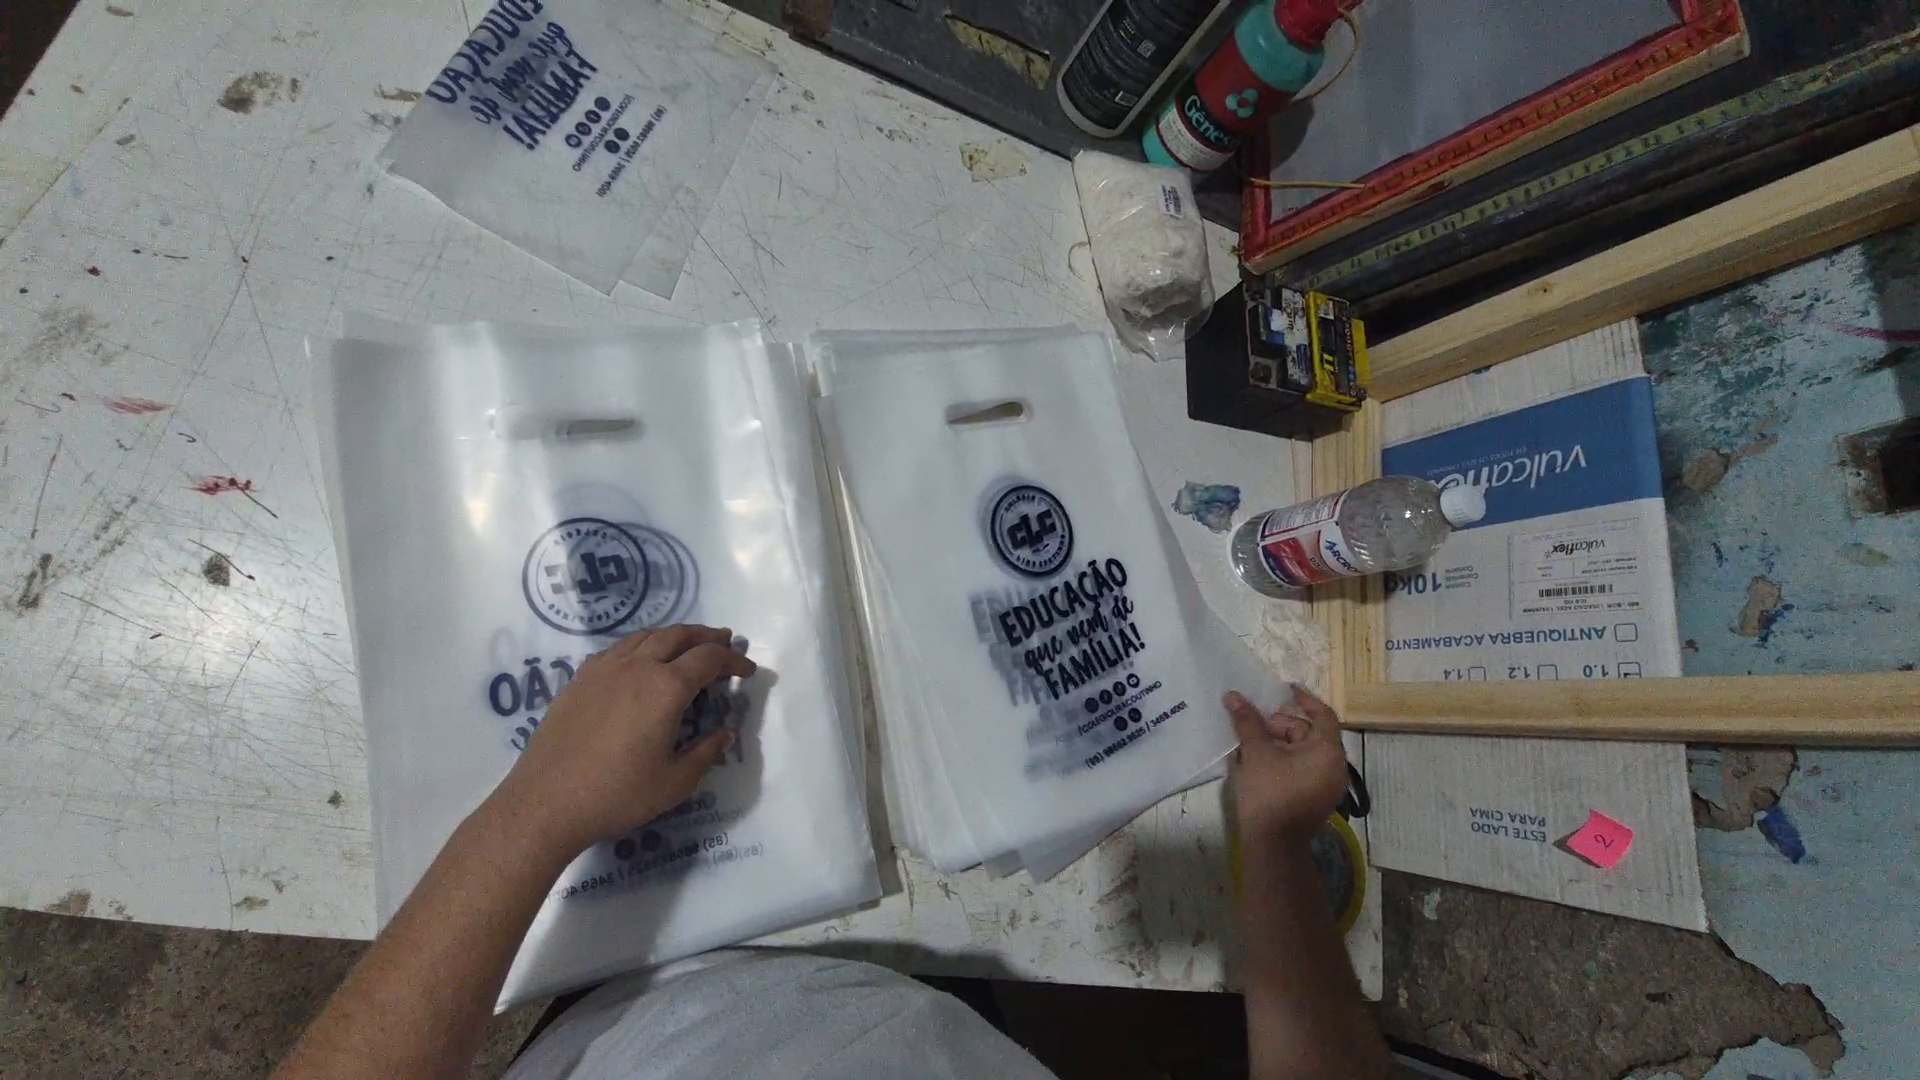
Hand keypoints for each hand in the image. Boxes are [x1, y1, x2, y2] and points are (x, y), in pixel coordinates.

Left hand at [490, 624, 754, 853]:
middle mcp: (637, 667)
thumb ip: (706, 753)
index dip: (733, 660)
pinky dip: (641, 646)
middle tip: (725, 641)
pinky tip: (641, 662)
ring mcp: (604, 670)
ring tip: (687, 645)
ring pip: (646, 636)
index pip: (709, 659)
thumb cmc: (617, 795)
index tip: (747, 670)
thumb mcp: (675, 782)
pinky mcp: (579, 681)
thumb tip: (725, 733)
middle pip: (678, 635)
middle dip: (707, 636)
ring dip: (674, 635)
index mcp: (666, 688)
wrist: (544, 805)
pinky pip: (618, 649)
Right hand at [1225, 684, 1350, 843]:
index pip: (1323, 715)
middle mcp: (1334, 767)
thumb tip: (1233, 696)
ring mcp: (1325, 785)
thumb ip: (1247, 721)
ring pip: (1302, 752)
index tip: (1286, 688)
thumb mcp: (1256, 752)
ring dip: (1276, 742)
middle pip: (1308, 733)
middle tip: (1251, 723)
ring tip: (1248, 742)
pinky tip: (1256, 761)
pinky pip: (1300, 768)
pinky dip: (1281, 759)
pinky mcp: (1314, 798)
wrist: (1273, 844)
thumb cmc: (1269, 792)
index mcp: (1327, 752)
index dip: (1305, 699)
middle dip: (1279, 724)